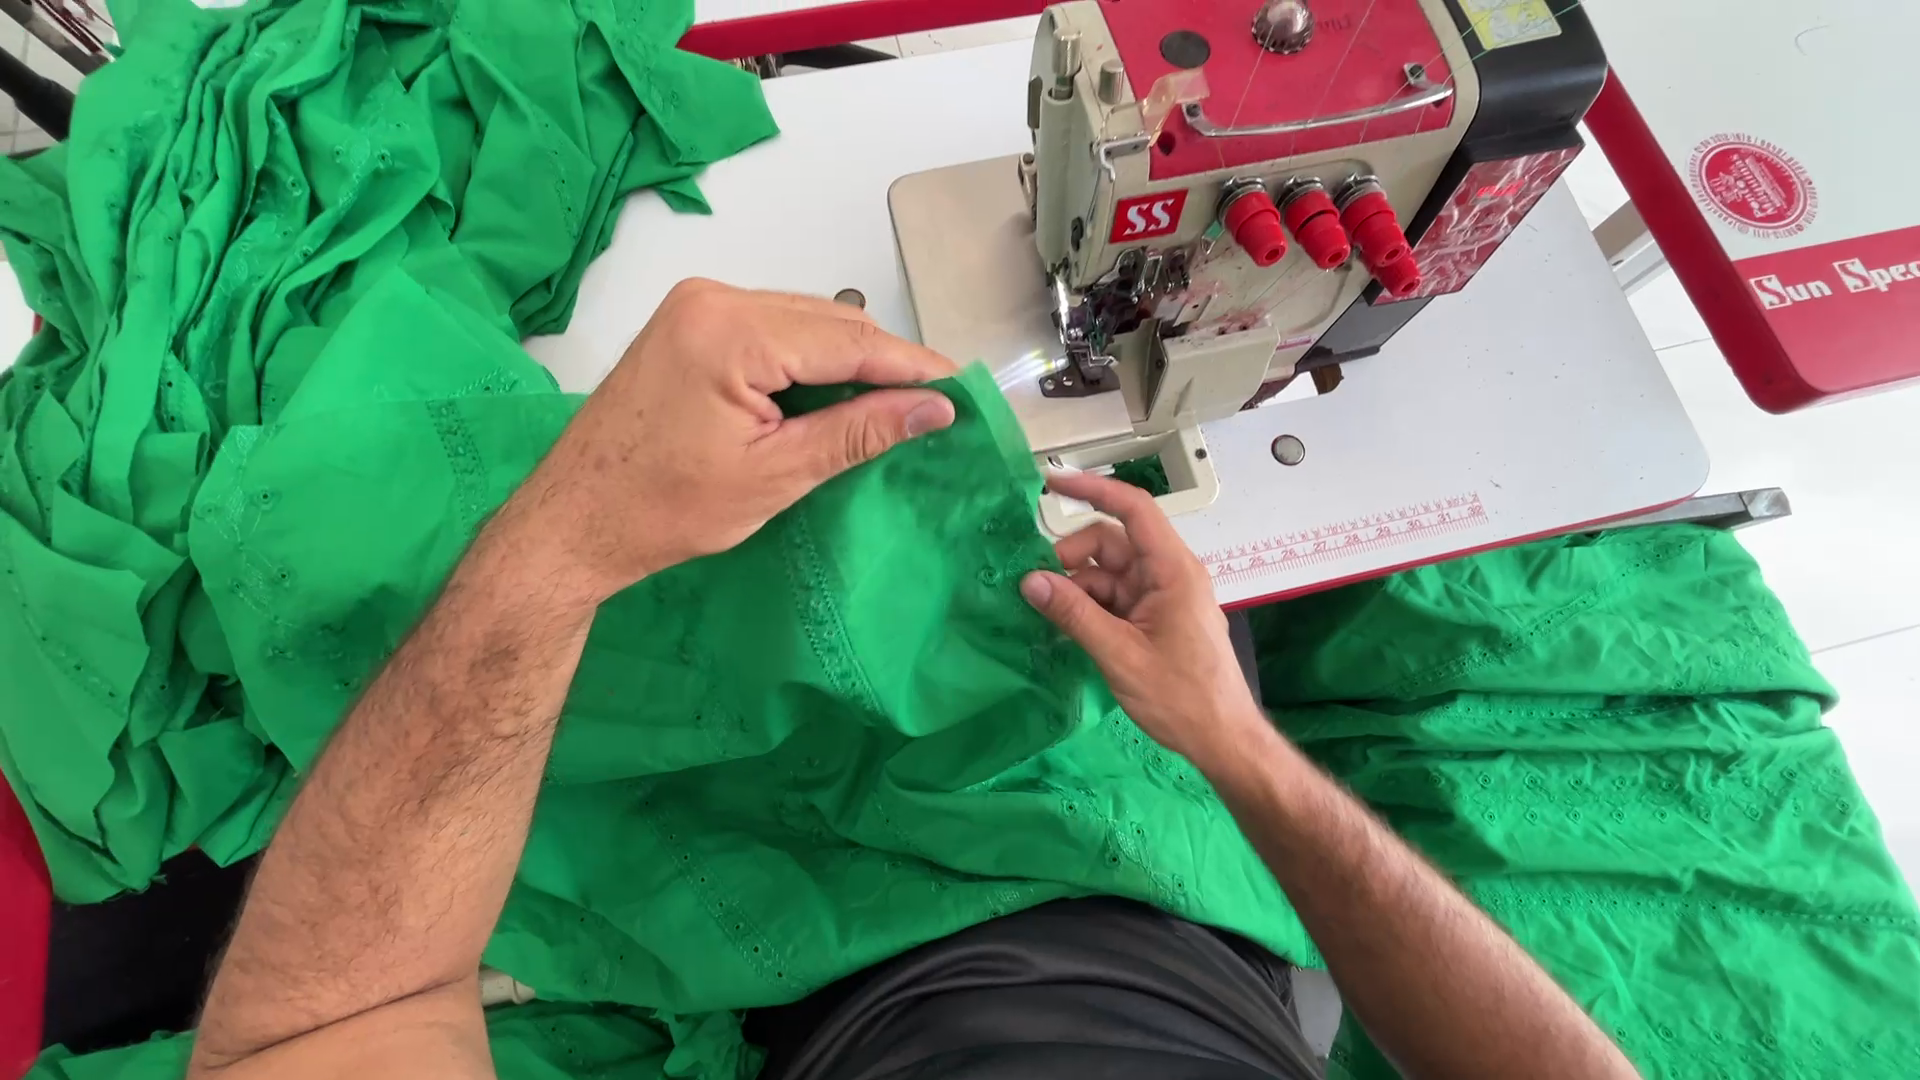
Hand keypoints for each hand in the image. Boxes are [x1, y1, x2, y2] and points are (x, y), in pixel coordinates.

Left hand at [499, 279, 956, 602]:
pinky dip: (813, 358)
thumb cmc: (667, 509)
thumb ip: (860, 431)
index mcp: (730, 331)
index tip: (962, 388)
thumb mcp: (777, 474)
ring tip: (896, 401)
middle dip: (887, 362)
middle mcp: (713, 298)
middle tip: (936, 401)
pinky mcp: (691, 324)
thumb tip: (934, 409)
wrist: (576, 520)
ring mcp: (698, 306)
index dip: (913, 366)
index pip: (850, 340)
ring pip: (806, 322)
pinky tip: (837, 391)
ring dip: (852, 360)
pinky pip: (775, 329)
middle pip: (831, 322)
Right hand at [1020, 470, 1269, 771]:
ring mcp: (1161, 597)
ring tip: (1052, 617)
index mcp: (1172, 570)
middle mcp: (1168, 574)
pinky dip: (1089, 607)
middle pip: (1112, 544)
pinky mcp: (1154, 618)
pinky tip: (1069, 628)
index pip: (1133, 510)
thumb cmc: (1181, 696)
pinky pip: (1114, 598)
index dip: (1092, 490)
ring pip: (1108, 573)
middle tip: (1041, 588)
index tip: (1051, 483)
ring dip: (1078, 588)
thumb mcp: (1120, 654)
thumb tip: (1030, 580)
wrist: (1221, 739)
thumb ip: (1074, 614)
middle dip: (1073, 559)